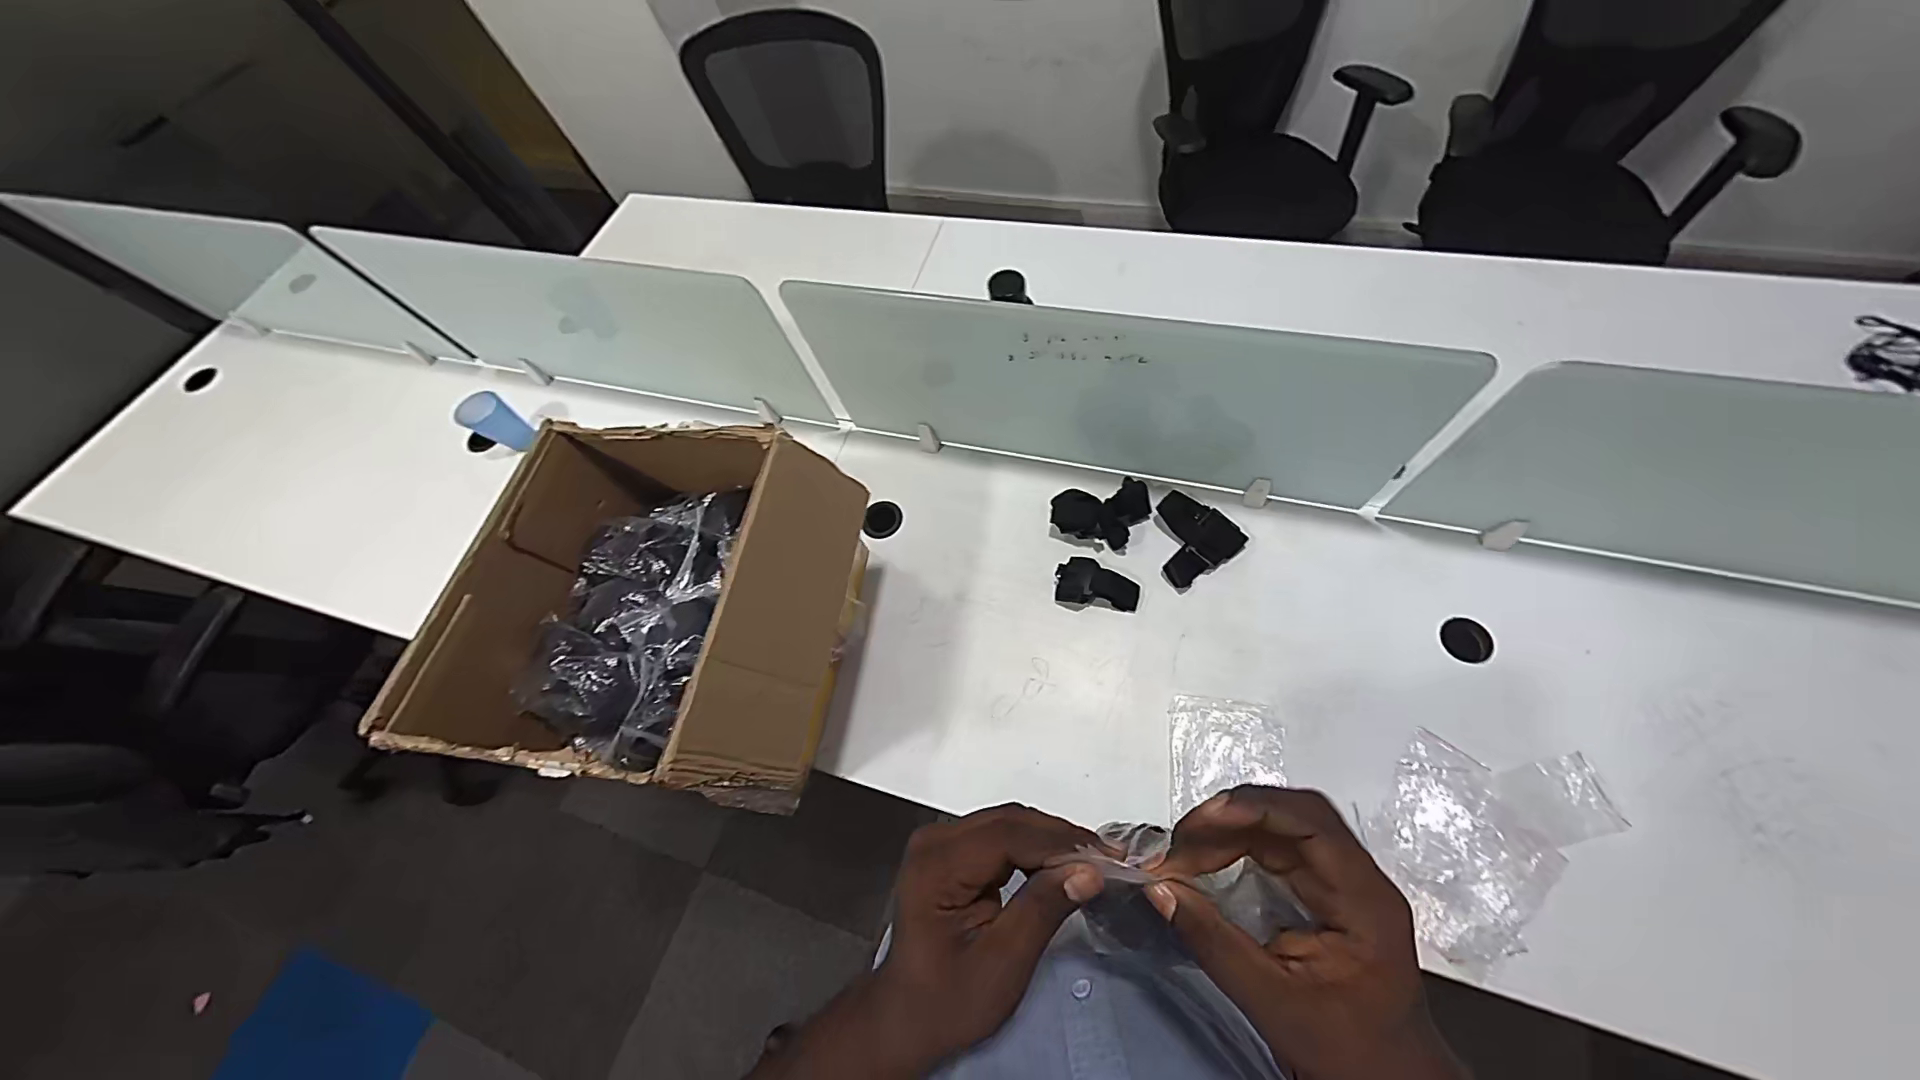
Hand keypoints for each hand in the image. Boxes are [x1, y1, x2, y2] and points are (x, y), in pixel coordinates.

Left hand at [751, 804, 1107, 1077]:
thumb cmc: (947, 999)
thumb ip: (1043, 909)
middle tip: (1106, 858)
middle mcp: (934, 840)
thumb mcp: (1002, 963)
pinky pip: (1000, 836)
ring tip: (1092, 860)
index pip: (1007, 836)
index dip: (1059, 842)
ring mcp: (940, 842)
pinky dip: (1034, 847)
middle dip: (1059, 837)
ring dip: (1050, 839)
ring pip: (1007, 823)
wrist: (906, 1015)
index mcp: (937, 864)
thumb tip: (1089, 871)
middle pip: (1008, 821)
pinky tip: (1060, 862)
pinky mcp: (951, 851)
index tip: (1104, 859)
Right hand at [1147, 787, 1465, 1079]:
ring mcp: (1340, 881)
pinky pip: (1272, 846)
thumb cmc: (1356, 1055)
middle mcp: (1357, 880)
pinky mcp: (1320, 888)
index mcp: (1365, 902)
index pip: (1311, 823)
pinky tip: (1206, 862)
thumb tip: (1164, 891)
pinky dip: (1233, 846)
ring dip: (1225, 832)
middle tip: (1182, 842)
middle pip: (1289, 816)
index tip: (1205, 819)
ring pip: (1276, 827)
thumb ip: (1214, 944)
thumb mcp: (1275, 1004)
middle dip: (1229, 818)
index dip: (1255, 808)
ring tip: (1185, 853)